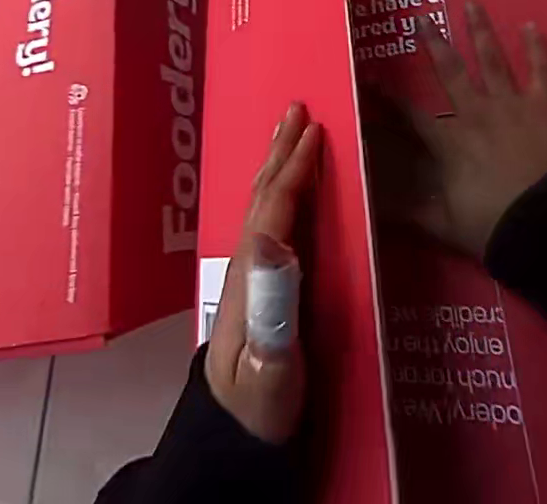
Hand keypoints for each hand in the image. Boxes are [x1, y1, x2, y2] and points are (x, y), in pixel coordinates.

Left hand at [206, 102, 321, 443]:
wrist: (231, 438)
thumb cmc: (259, 406)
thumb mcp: (270, 366)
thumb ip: (272, 308)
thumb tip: (272, 240)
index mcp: (250, 275)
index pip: (274, 207)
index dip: (295, 167)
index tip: (315, 129)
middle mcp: (245, 264)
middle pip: (263, 195)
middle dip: (280, 150)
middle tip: (296, 108)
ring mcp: (249, 273)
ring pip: (263, 204)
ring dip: (278, 162)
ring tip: (290, 131)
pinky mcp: (259, 284)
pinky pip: (272, 219)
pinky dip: (281, 189)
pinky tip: (289, 186)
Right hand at [386, 1, 546, 257]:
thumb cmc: (497, 225)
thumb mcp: (447, 225)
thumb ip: (412, 214)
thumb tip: (375, 210)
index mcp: (452, 142)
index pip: (411, 115)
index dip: (387, 97)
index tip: (368, 78)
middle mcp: (477, 113)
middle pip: (451, 72)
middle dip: (433, 44)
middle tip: (420, 19)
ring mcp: (512, 104)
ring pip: (492, 60)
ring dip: (480, 31)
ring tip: (471, 4)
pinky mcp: (544, 105)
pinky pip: (541, 70)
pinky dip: (537, 48)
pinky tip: (531, 26)